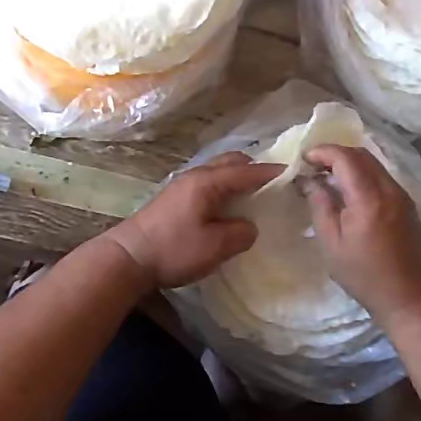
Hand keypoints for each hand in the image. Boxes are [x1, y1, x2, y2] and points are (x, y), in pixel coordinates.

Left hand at [103, 152, 281, 288]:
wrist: (127, 258)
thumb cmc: (173, 249)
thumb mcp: (215, 247)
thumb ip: (241, 233)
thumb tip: (249, 226)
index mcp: (209, 182)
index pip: (248, 171)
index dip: (271, 172)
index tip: (293, 173)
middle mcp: (197, 176)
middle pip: (232, 162)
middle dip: (255, 168)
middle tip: (274, 184)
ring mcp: (183, 185)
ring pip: (219, 171)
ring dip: (238, 178)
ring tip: (255, 195)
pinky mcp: (176, 198)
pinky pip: (209, 183)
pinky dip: (225, 187)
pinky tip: (229, 206)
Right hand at [302, 144, 420, 325]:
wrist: (411, 297)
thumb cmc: (365, 275)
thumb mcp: (332, 244)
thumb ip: (320, 206)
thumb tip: (309, 180)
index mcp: (369, 197)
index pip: (345, 157)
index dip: (322, 151)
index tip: (303, 158)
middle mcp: (389, 188)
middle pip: (361, 154)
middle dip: (335, 153)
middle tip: (312, 165)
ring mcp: (401, 194)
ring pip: (374, 163)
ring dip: (350, 162)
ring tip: (327, 176)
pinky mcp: (407, 203)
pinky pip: (382, 176)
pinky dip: (363, 173)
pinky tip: (348, 189)